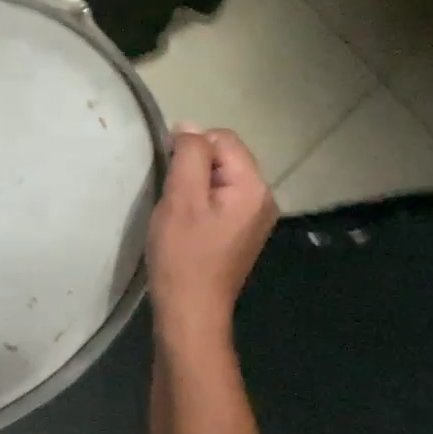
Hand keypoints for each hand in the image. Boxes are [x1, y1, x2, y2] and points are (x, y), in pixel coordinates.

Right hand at [147, 126, 276, 348]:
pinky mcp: (242, 231)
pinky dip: (202, 201)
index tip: (169, 174)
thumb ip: (188, 156)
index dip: (190, 147)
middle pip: (226, 156)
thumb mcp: (181, 198)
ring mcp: (255, 217)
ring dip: (196, 184)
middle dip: (194, 165)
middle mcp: (263, 197)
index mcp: (253, 186)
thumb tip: (189, 126)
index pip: (223, 139)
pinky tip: (187, 222)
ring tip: (177, 209)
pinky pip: (222, 197)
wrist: (191, 307)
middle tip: (172, 194)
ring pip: (222, 177)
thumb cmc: (183, 252)